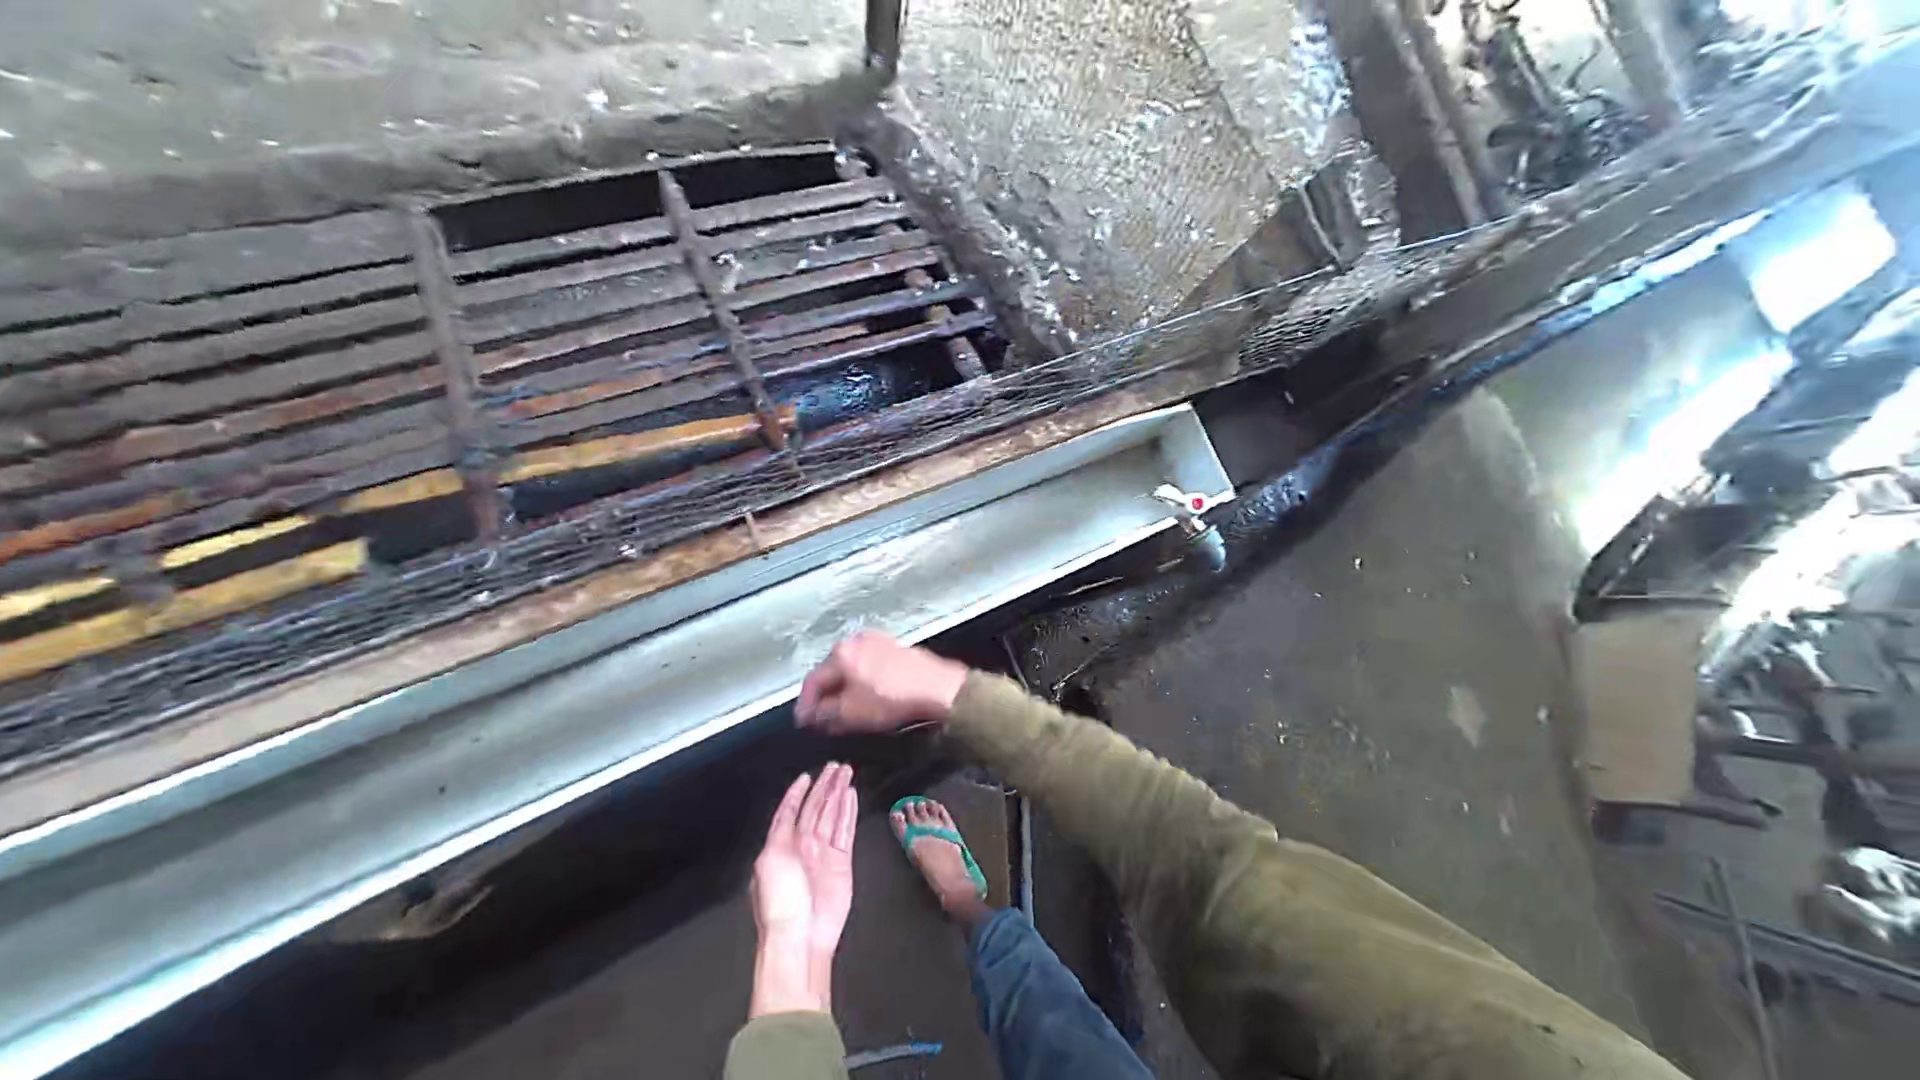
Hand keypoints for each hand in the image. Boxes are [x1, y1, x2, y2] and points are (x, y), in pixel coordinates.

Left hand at [749, 763, 857, 1016]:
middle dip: (825, 786)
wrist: (801, 937)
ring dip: (838, 793)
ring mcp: (822, 853)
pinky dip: (848, 812)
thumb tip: (790, 808)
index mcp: (781, 845)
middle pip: (815, 807)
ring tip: (846, 773)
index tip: (808, 775)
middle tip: (836, 766)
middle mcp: (802, 845)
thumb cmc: (780, 902)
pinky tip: (850, 797)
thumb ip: (782, 830)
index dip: (798, 792)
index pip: (790, 810)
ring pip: (831, 814)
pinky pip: (845, 830)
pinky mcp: (841, 862)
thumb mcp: (769, 860)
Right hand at [795, 631, 969, 734]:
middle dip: (826, 697)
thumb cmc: (895, 697)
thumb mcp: (851, 713)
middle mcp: (856, 641)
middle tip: (825, 719)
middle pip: (831, 672)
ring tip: (846, 712)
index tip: (804, 721)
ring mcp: (876, 641)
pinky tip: (868, 699)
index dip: (806, 704)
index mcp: (841, 653)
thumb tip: (812, 715)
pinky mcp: (893, 647)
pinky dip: (862, 682)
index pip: (813, 680)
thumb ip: (824, 714)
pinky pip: (868, 666)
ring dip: (845, 690)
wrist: (936, 688)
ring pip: (850, 669)